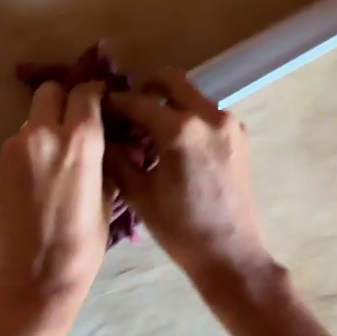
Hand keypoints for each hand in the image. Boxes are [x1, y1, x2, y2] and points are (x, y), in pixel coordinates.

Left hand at [0, 81, 109, 316]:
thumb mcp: (107, 198)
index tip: (100, 101)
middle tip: (75, 122)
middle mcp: (45, 133)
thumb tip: (107, 141)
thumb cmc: (83, 244)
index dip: (95, 93)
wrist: (35, 275)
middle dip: (64, 101)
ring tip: (58, 158)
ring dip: (46, 127)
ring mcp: (16, 147)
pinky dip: (32, 148)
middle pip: (50, 92)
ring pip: (33, 119)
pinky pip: (20, 142)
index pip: (86, 92)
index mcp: (81, 140)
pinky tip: (40, 176)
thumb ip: (104, 160)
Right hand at [106, 69, 276, 285]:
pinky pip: (207, 114)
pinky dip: (187, 118)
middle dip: (143, 88)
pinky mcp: (240, 137)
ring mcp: (229, 124)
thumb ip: (116, 157)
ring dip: (167, 103)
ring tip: (147, 130)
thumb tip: (99, 133)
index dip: (112, 102)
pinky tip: (173, 144)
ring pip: (191, 95)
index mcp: (180, 130)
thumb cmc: (180, 229)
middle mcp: (209, 116)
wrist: (231, 255)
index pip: (136, 101)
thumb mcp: (138, 194)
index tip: (97, 106)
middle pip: (170, 80)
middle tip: (126, 108)